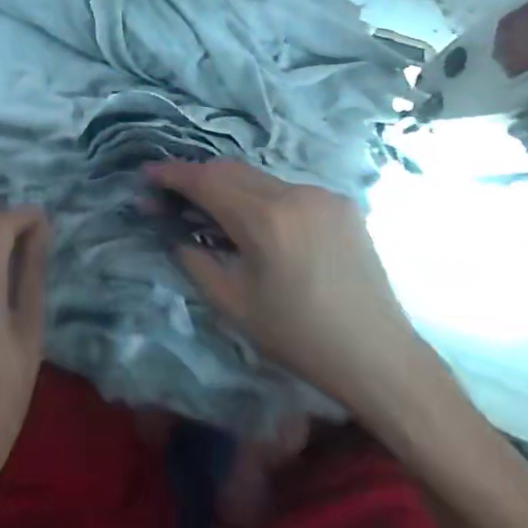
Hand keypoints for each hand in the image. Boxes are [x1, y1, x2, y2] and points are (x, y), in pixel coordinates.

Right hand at [149, 162, 527, 527]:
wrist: (380, 356)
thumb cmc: (301, 338)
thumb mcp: (235, 305)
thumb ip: (196, 260)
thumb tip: (173, 232)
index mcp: (266, 220)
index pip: (207, 182)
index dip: (173, 175)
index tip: (147, 174)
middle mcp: (295, 194)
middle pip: (231, 170)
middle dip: (198, 178)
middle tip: (172, 195)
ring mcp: (322, 194)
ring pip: (260, 177)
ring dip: (230, 187)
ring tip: (213, 211)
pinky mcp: (341, 203)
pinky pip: (288, 189)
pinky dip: (263, 197)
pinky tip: (259, 224)